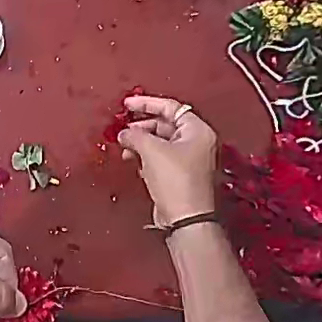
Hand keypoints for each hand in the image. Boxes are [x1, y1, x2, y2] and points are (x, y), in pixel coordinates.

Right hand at [116, 95, 220, 227]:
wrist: (184, 218)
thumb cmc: (175, 180)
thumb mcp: (152, 151)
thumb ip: (135, 135)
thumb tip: (124, 133)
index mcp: (197, 130)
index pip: (171, 108)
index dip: (147, 103)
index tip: (127, 104)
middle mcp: (196, 142)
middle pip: (165, 124)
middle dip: (142, 126)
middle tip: (123, 130)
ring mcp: (188, 158)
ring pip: (160, 141)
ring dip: (141, 142)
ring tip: (125, 147)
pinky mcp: (179, 173)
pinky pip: (160, 156)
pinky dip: (146, 155)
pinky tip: (133, 160)